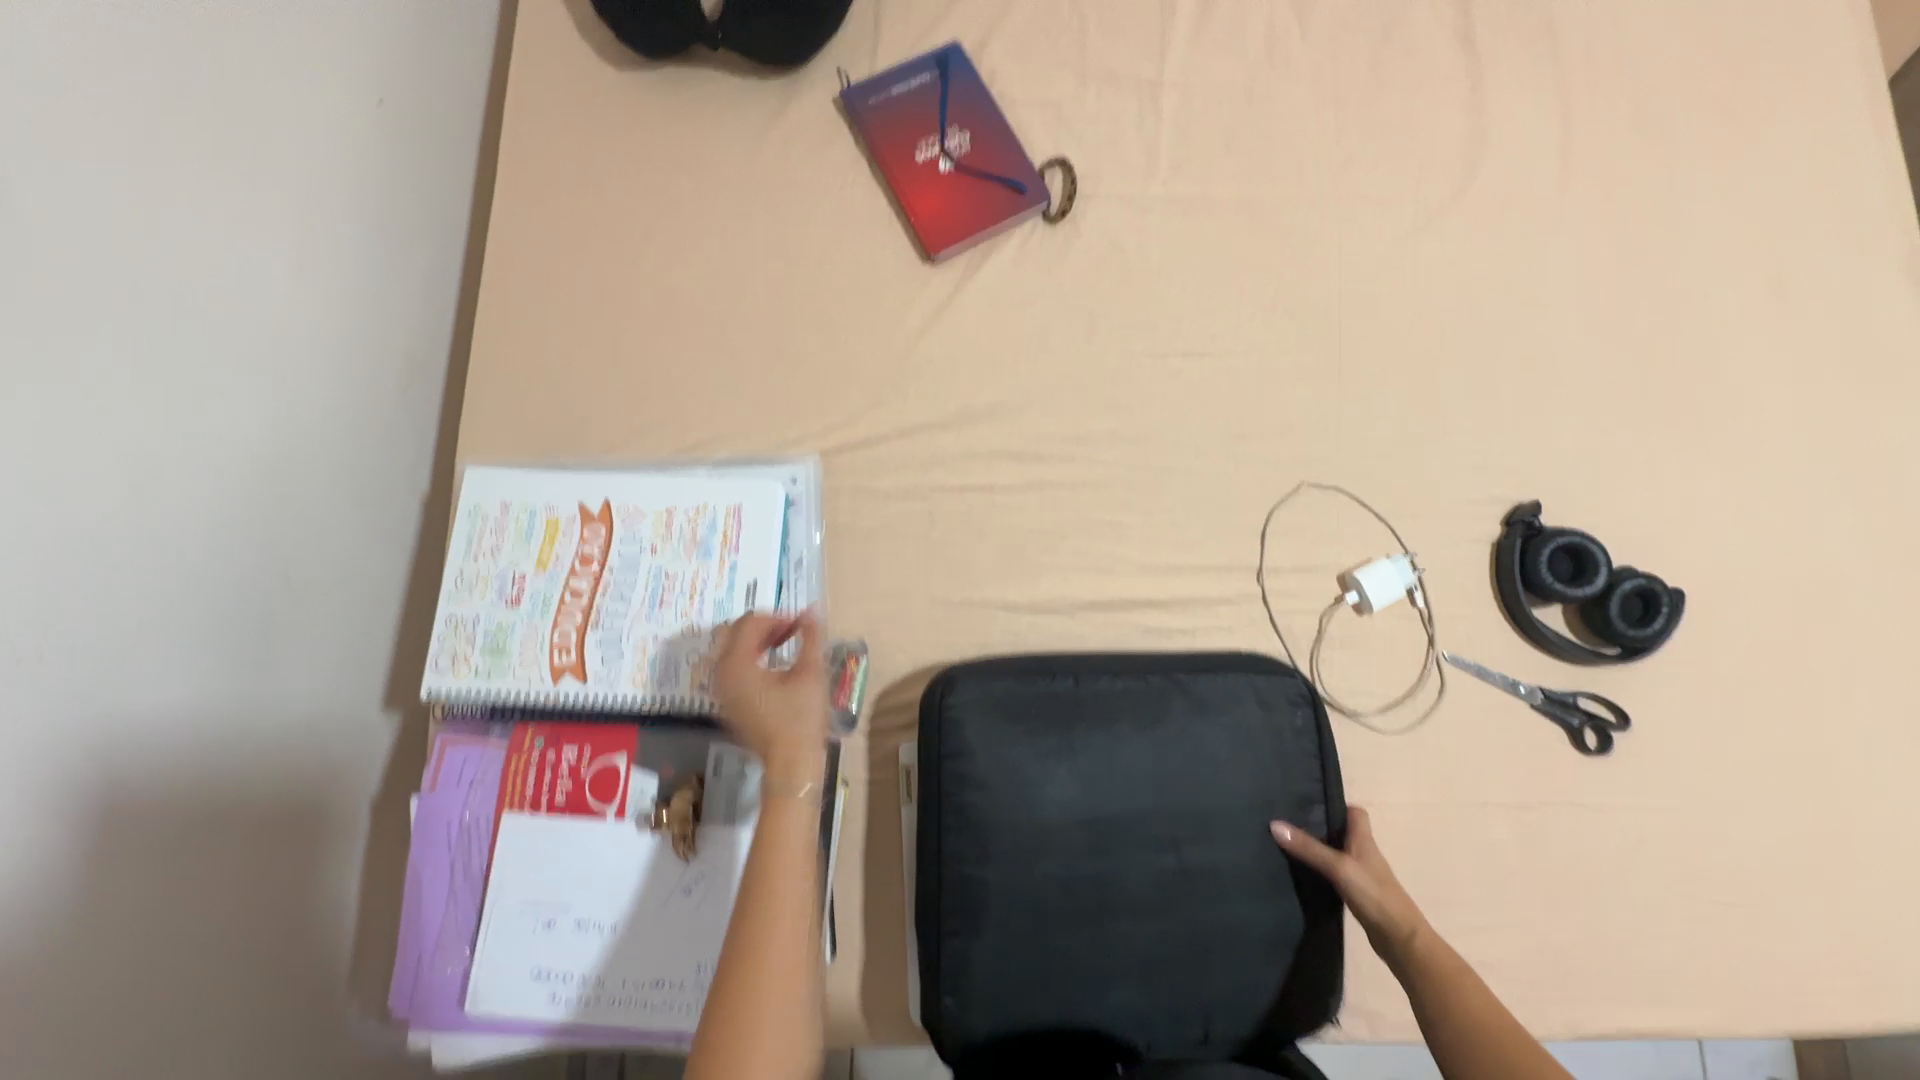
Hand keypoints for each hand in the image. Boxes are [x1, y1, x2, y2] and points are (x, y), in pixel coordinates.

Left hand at [712, 611, 830, 781]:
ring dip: (757, 642)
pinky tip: (774, 665)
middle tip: (793, 630)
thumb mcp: (810, 673)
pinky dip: (751, 659)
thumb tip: (811, 612)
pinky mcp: (728, 704)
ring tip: (786, 644)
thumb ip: (810, 637)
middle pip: (735, 633)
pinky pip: (733, 670)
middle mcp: (720, 675)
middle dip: (764, 626)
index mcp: (736, 664)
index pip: (749, 623)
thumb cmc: (801, 719)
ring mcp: (721, 692)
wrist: (791, 765)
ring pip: (732, 651)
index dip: (777, 617)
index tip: (801, 622)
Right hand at [1271, 806, 1430, 967]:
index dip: (1337, 805)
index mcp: (1364, 840)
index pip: (1355, 812)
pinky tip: (1304, 874)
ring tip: (1289, 844)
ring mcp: (1361, 874)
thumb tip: (1274, 824)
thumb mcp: (1338, 867)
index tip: (1310, 803)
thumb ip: (1308, 847)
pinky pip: (1335, 873)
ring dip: (1318, 848)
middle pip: (1343, 831)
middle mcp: (1363, 853)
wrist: (1399, 938)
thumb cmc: (1374, 894)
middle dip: (1319, 825)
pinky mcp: (1357, 893)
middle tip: (1290, 821)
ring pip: (1337, 852)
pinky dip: (1321, 871)